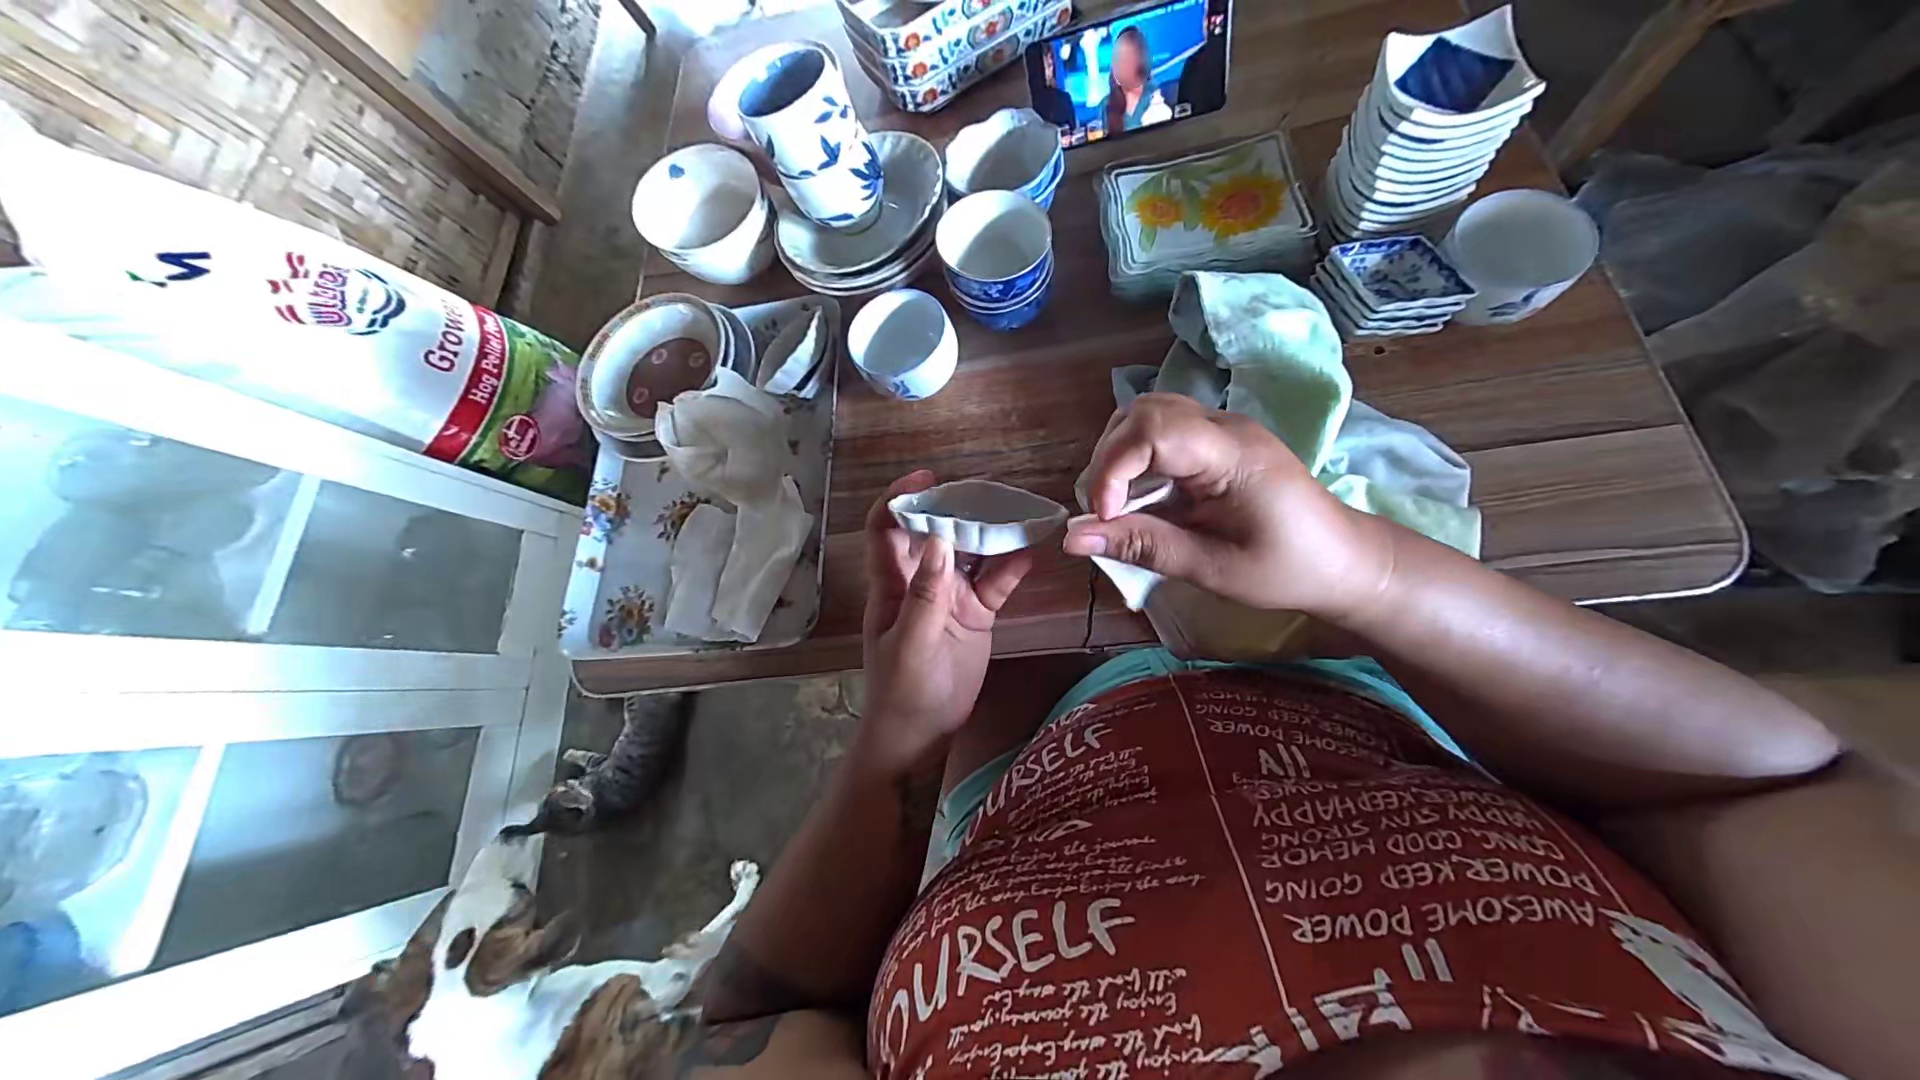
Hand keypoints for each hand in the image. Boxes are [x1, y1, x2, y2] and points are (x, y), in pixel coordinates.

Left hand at [861, 471, 1034, 765]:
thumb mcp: (911, 643)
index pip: (888, 527)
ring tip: (1021, 513)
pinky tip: (1033, 552)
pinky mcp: (977, 612)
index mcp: (893, 582)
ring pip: (972, 552)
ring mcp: (951, 595)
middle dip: (958, 509)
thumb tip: (941, 540)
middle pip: (938, 531)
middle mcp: (922, 579)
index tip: (929, 479)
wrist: (923, 733)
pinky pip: (996, 581)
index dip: (901, 498)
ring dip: (992, 533)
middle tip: (991, 493)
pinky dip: (1012, 566)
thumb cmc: (902, 690)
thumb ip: (926, 595)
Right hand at [1063, 394, 1390, 618]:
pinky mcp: (1216, 440)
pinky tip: (1140, 496)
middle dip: (1108, 460)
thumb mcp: (1211, 568)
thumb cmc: (1286, 569)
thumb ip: (1142, 547)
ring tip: (1118, 505)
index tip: (1104, 516)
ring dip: (1118, 456)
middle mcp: (1224, 427)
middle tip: (1105, 512)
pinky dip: (1134, 459)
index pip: (1153, 429)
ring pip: (1146, 415)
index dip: (1113, 468)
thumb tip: (1070, 538)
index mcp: (1232, 455)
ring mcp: (1221, 428)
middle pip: (1143, 412)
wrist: (1343, 560)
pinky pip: (1160, 431)